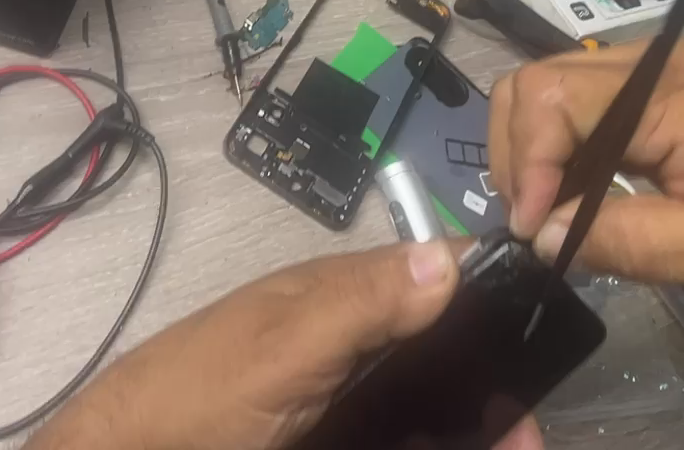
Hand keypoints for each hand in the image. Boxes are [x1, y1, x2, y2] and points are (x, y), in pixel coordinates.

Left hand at [23, 241, 542, 449]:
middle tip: (528, 431)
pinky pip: (396, 430)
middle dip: (490, 385)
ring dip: (468, 424)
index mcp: (342, 294)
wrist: (139, 449)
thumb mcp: (286, 345)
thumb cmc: (210, 391)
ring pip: (423, 399)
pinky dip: (430, 438)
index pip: (431, 273)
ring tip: (511, 442)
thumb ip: (360, 302)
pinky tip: (457, 445)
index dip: (487, 289)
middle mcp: (351, 336)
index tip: (543, 322)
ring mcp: (342, 389)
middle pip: (440, 347)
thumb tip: (446, 254)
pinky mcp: (336, 429)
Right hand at [490, 39, 683, 299]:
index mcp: (671, 93)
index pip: (551, 98)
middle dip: (516, 150)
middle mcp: (650, 61)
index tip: (533, 232)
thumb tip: (541, 236)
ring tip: (553, 212)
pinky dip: (562, 142)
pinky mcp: (662, 82)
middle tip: (535, 223)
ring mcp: (656, 66)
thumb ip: (635, 241)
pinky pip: (583, 97)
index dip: (525, 160)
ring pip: (551, 85)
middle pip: (536, 80)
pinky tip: (584, 188)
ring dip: (533, 146)